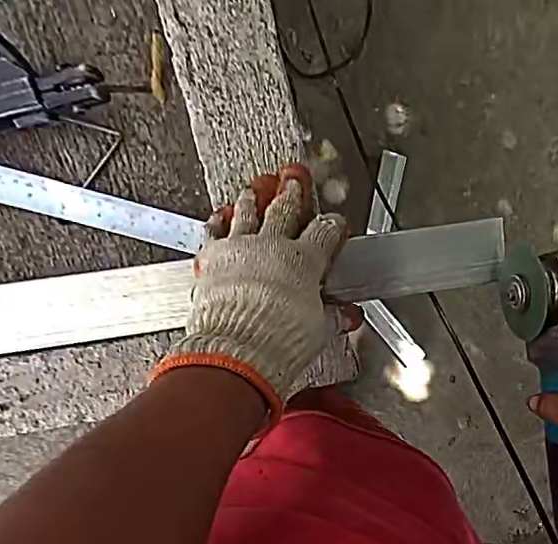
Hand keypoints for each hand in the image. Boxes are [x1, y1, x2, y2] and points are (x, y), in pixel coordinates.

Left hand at [156, 164, 349, 419]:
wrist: (239, 349)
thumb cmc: (279, 342)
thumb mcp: (318, 330)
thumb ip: (331, 317)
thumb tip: (344, 316)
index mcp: (304, 260)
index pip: (325, 232)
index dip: (333, 227)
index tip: (335, 225)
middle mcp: (271, 246)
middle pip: (285, 210)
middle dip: (292, 194)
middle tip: (294, 180)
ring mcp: (240, 249)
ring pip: (247, 213)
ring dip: (252, 199)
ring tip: (254, 189)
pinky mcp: (212, 259)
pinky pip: (214, 232)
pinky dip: (218, 223)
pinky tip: (218, 217)